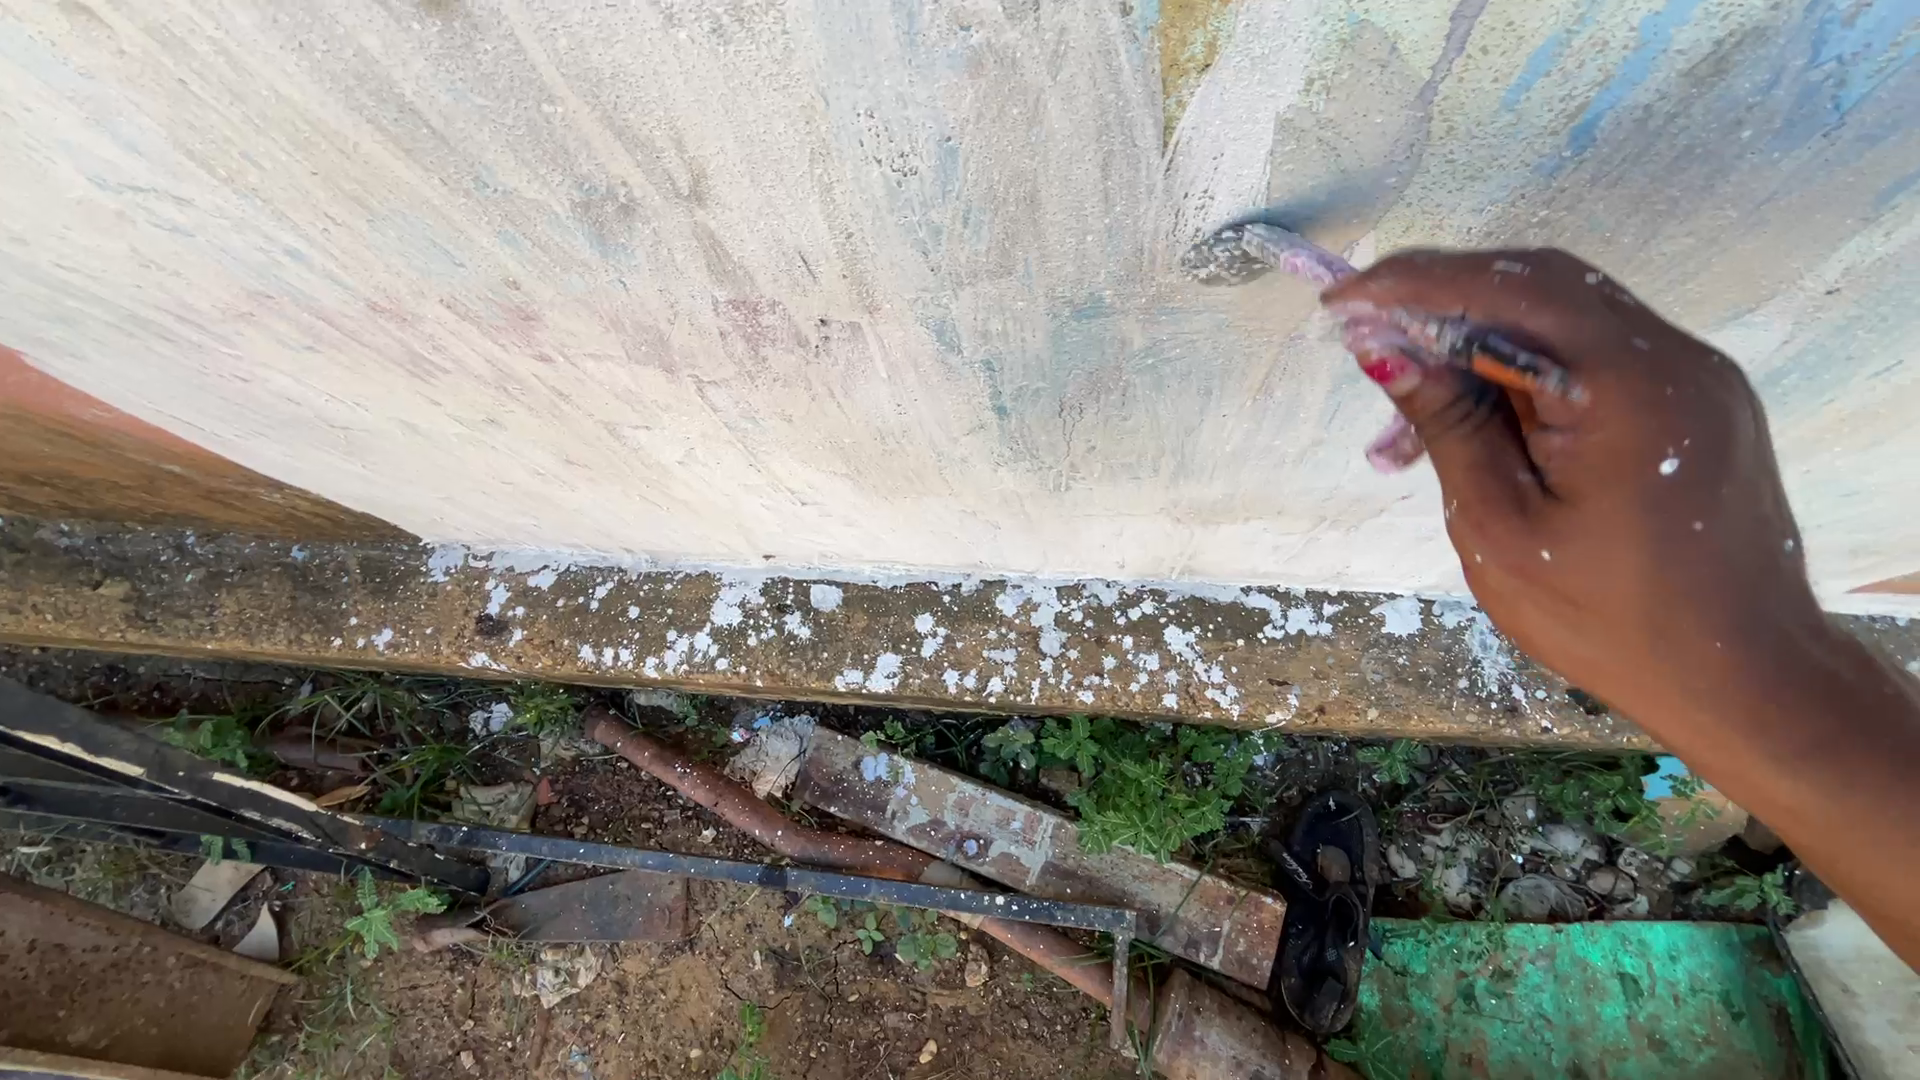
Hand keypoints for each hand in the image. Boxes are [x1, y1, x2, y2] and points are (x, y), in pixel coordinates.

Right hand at [1322, 249, 1822, 720]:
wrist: (1736, 674)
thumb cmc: (1602, 615)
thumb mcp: (1498, 523)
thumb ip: (1448, 424)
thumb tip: (1384, 351)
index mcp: (1629, 387)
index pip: (1510, 292)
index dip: (1413, 284)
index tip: (1338, 300)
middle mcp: (1671, 358)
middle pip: (1537, 285)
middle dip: (1437, 299)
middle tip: (1359, 332)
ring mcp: (1685, 375)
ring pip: (1554, 318)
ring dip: (1467, 341)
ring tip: (1400, 405)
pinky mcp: (1681, 401)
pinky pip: (1578, 356)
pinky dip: (1508, 370)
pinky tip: (1464, 419)